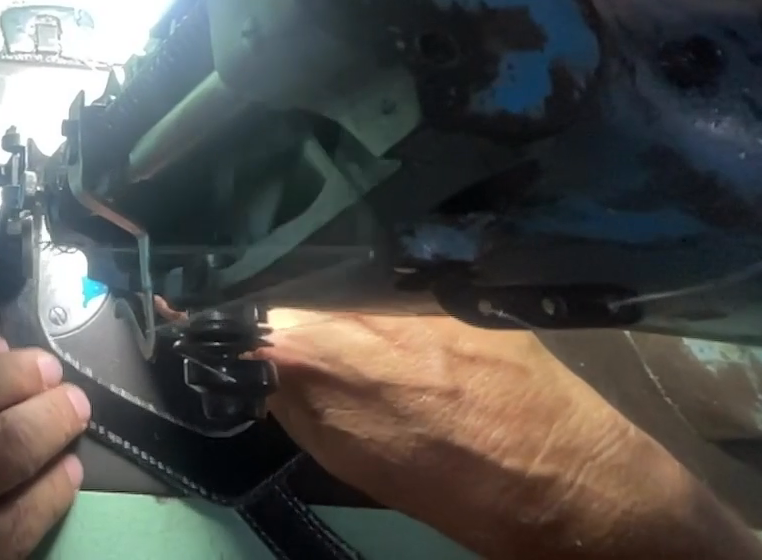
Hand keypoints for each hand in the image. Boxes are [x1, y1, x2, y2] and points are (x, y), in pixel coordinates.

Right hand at [253, 310, 761, 559]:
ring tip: (292, 298)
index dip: (208, 309)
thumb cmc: (458, 492)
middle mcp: (363, 306)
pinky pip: (374, 270)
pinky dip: (348, 281)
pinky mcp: (445, 282)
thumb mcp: (350, 458)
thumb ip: (290, 397)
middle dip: (254, 292)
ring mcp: (407, 287)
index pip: (246, 313)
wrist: (582, 489)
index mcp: (331, 357)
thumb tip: (252, 360)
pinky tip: (349, 294)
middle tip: (241, 306)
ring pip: (325, 270)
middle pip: (280, 279)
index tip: (179, 300)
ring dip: (299, 283)